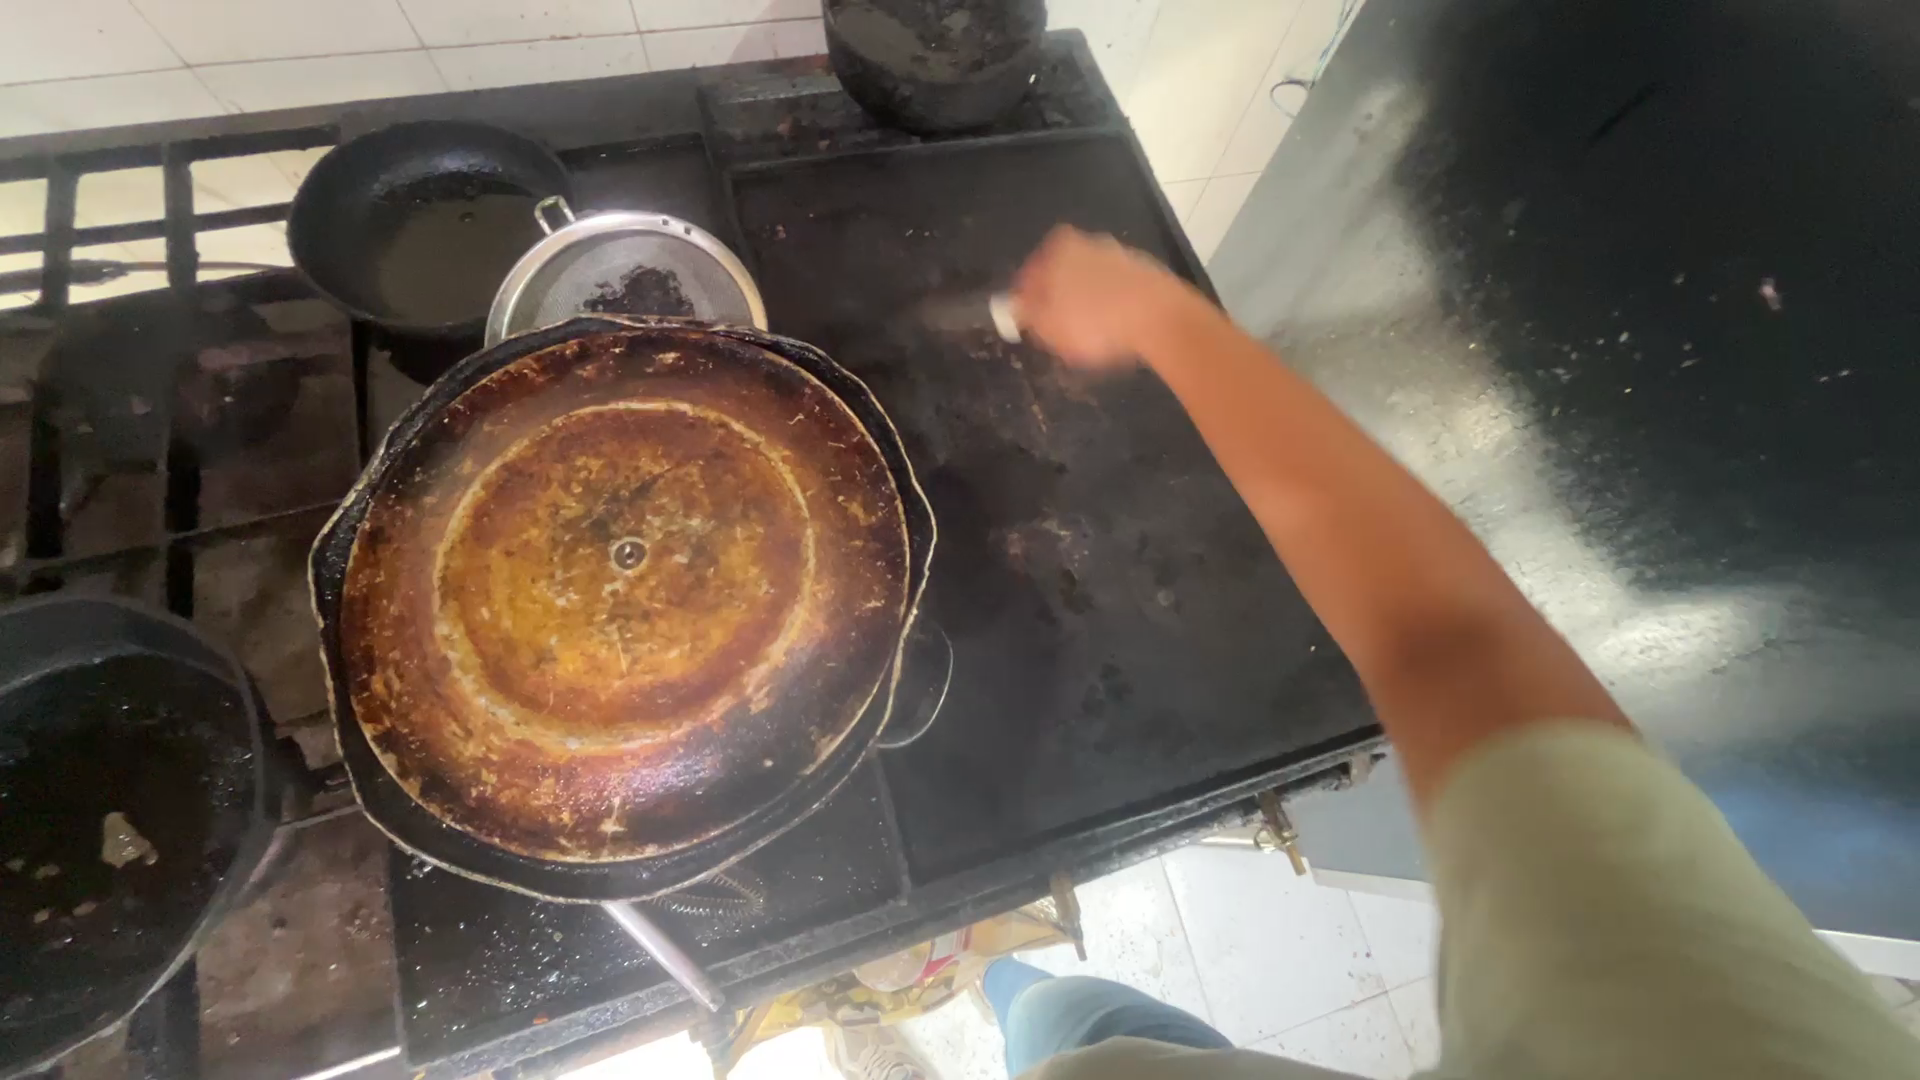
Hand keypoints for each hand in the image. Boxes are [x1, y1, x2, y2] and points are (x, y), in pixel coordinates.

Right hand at [1009, 226, 1204, 371]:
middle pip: (1059, 279)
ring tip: (1091, 340)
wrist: (1159, 317)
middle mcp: (1086, 242)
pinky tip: (1115, 332)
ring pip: (1087, 287)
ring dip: (1084, 309)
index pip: (1027, 277)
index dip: (1026, 307)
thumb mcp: (1047, 326)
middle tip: (1060, 337)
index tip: (1033, 330)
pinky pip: (1113, 294)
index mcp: (1057, 247)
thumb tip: (1015, 306)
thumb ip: (1025, 314)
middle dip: (1056, 306)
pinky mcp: (1142, 272)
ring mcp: (1116, 254)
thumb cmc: (1094, 322)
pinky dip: (1110, 310)